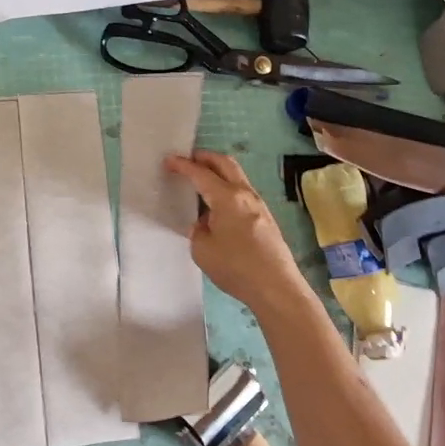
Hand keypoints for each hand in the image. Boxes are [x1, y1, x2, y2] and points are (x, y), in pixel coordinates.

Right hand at [165, 151, 305, 311]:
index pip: (201, 174)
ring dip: (218, 172)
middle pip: (225, 163)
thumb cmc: (236, 267)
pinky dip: (227, 188)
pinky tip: (218, 206)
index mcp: (227, 198)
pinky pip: (243, 192)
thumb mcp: (202, 250)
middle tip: (188, 161)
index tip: (168, 160)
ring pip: (237, 176)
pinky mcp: (266, 218)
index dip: (183, 165)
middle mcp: (245, 194)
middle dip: (205, 158)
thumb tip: (205, 223)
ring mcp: (259, 205)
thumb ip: (198, 230)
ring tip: (201, 182)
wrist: (276, 288)